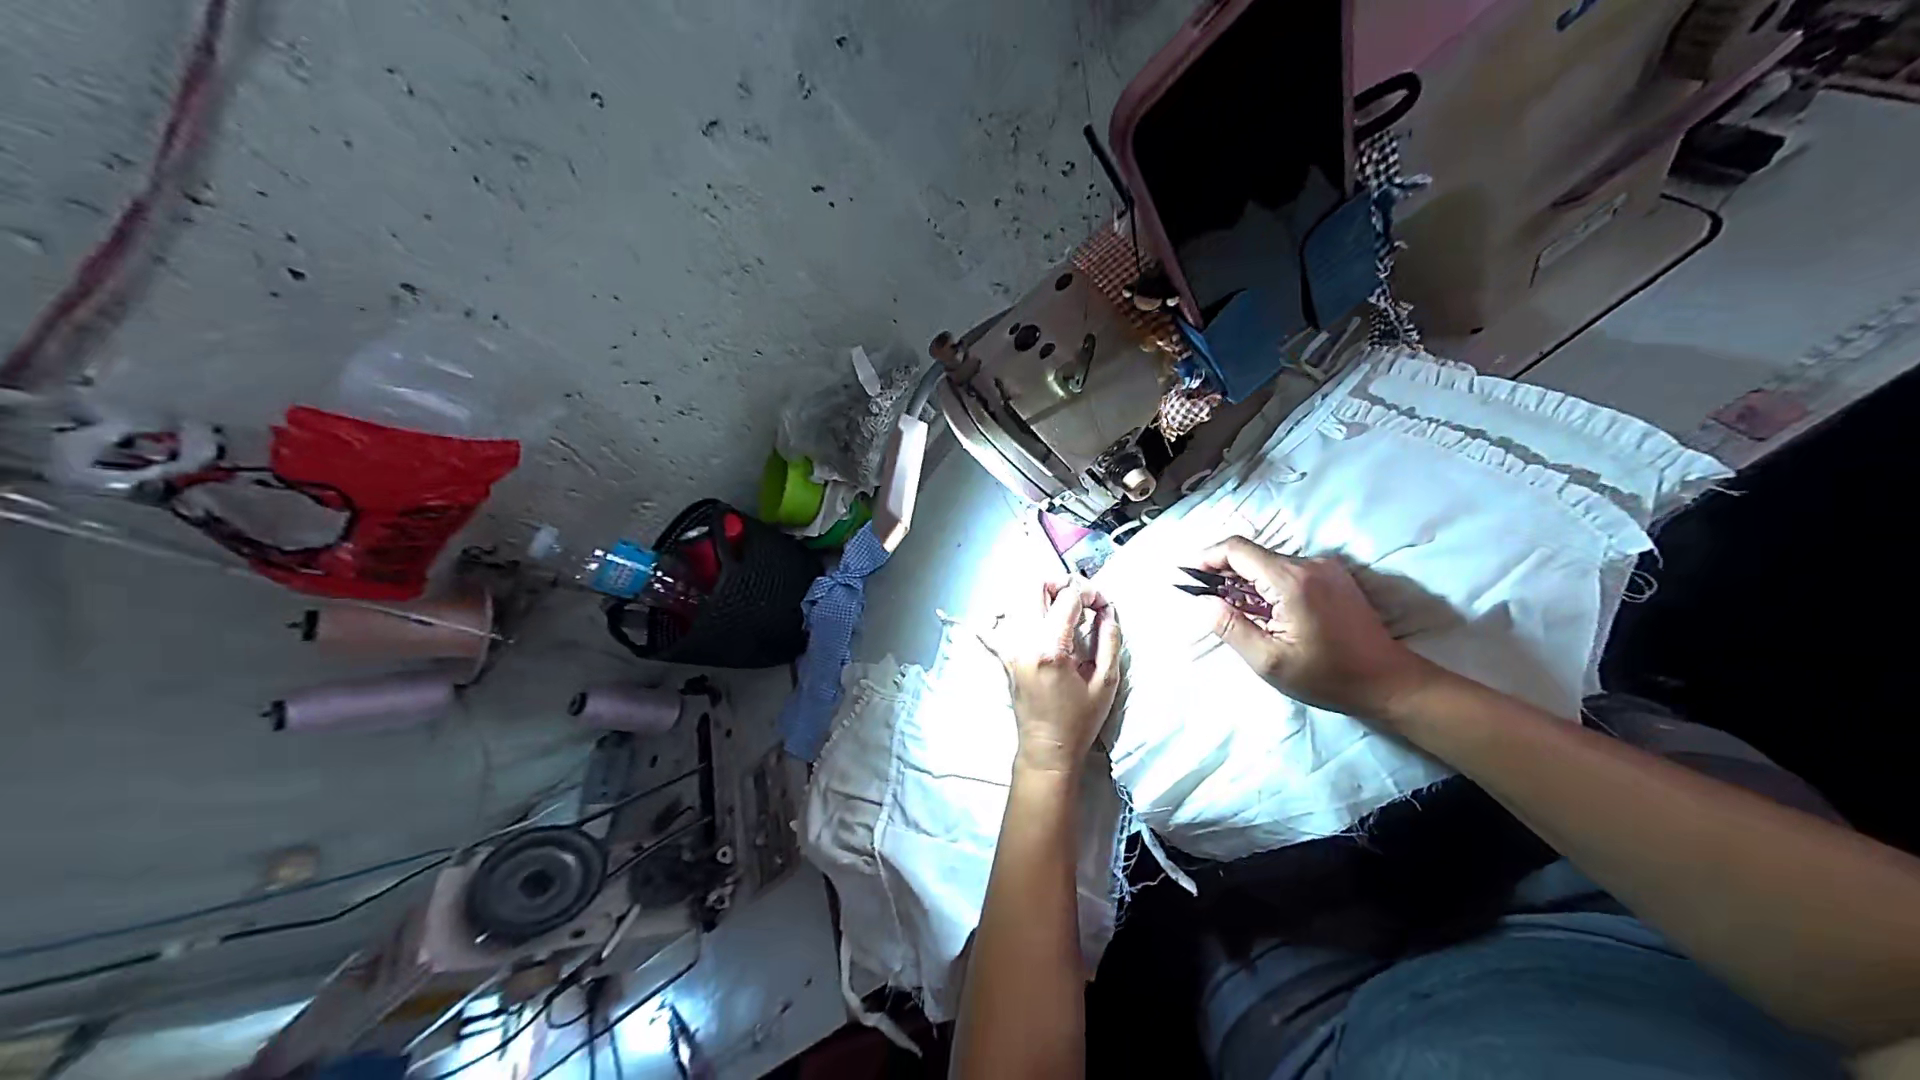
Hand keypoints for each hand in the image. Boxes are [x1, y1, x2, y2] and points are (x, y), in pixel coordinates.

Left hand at [996, 577, 1122, 776]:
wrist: (1047, 749)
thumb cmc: (1079, 721)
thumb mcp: (1106, 682)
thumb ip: (1110, 640)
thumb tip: (1107, 610)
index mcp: (1051, 648)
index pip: (1067, 598)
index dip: (1089, 593)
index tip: (1102, 605)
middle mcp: (1024, 643)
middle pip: (1033, 587)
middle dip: (1060, 583)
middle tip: (1079, 597)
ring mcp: (1009, 649)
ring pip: (1015, 601)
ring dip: (1039, 596)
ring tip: (1059, 607)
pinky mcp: (1003, 658)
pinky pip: (992, 629)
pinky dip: (1001, 618)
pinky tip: (1012, 617)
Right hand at [1193, 537, 1440, 721]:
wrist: (1390, 683)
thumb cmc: (1327, 676)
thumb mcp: (1268, 661)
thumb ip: (1230, 626)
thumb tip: (1203, 601)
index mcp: (1291, 580)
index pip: (1237, 549)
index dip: (1208, 558)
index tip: (1191, 578)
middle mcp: (1310, 564)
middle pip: (1253, 555)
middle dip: (1225, 574)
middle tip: (1209, 602)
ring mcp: (1326, 569)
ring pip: (1270, 564)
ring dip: (1247, 582)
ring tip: (1238, 613)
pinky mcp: (1335, 578)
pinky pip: (1288, 571)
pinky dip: (1268, 586)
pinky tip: (1267, 613)